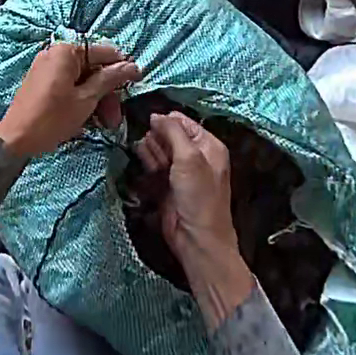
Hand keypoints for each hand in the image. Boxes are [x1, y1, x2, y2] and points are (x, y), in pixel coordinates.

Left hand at [0, 42, 139, 157]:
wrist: (17, 138)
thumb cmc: (53, 117)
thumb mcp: (86, 99)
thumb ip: (109, 80)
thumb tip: (132, 66)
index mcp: (65, 52)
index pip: (103, 52)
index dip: (122, 68)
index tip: (137, 83)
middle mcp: (55, 54)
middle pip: (92, 68)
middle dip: (108, 92)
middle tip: (115, 117)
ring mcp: (47, 68)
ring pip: (82, 80)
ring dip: (97, 100)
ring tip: (104, 124)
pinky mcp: (42, 83)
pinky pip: (69, 86)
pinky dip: (81, 100)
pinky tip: (89, 120)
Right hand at [137, 112, 254, 323]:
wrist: (195, 239)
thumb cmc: (199, 198)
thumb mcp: (189, 158)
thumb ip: (173, 131)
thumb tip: (156, 115)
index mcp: (208, 145)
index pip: (181, 121)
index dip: (166, 123)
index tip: (155, 130)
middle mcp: (194, 154)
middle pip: (166, 132)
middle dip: (157, 139)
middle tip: (159, 155)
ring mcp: (178, 168)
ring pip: (155, 146)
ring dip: (150, 151)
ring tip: (154, 165)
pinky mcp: (164, 180)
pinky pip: (151, 162)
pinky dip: (147, 162)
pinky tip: (147, 168)